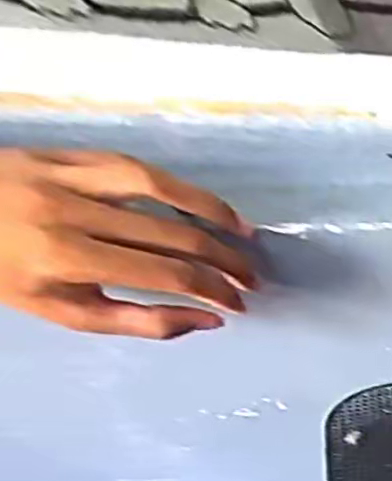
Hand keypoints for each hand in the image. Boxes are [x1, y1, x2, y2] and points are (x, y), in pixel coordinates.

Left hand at [0, 149, 254, 338]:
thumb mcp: (62, 311)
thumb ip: (142, 322)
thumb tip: (211, 319)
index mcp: (66, 257)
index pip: (173, 275)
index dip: (218, 292)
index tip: (238, 306)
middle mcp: (64, 212)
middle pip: (177, 236)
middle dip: (227, 262)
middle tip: (250, 280)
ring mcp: (52, 176)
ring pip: (156, 186)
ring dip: (212, 210)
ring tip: (244, 232)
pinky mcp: (47, 154)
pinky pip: (123, 164)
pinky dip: (172, 186)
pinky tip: (198, 203)